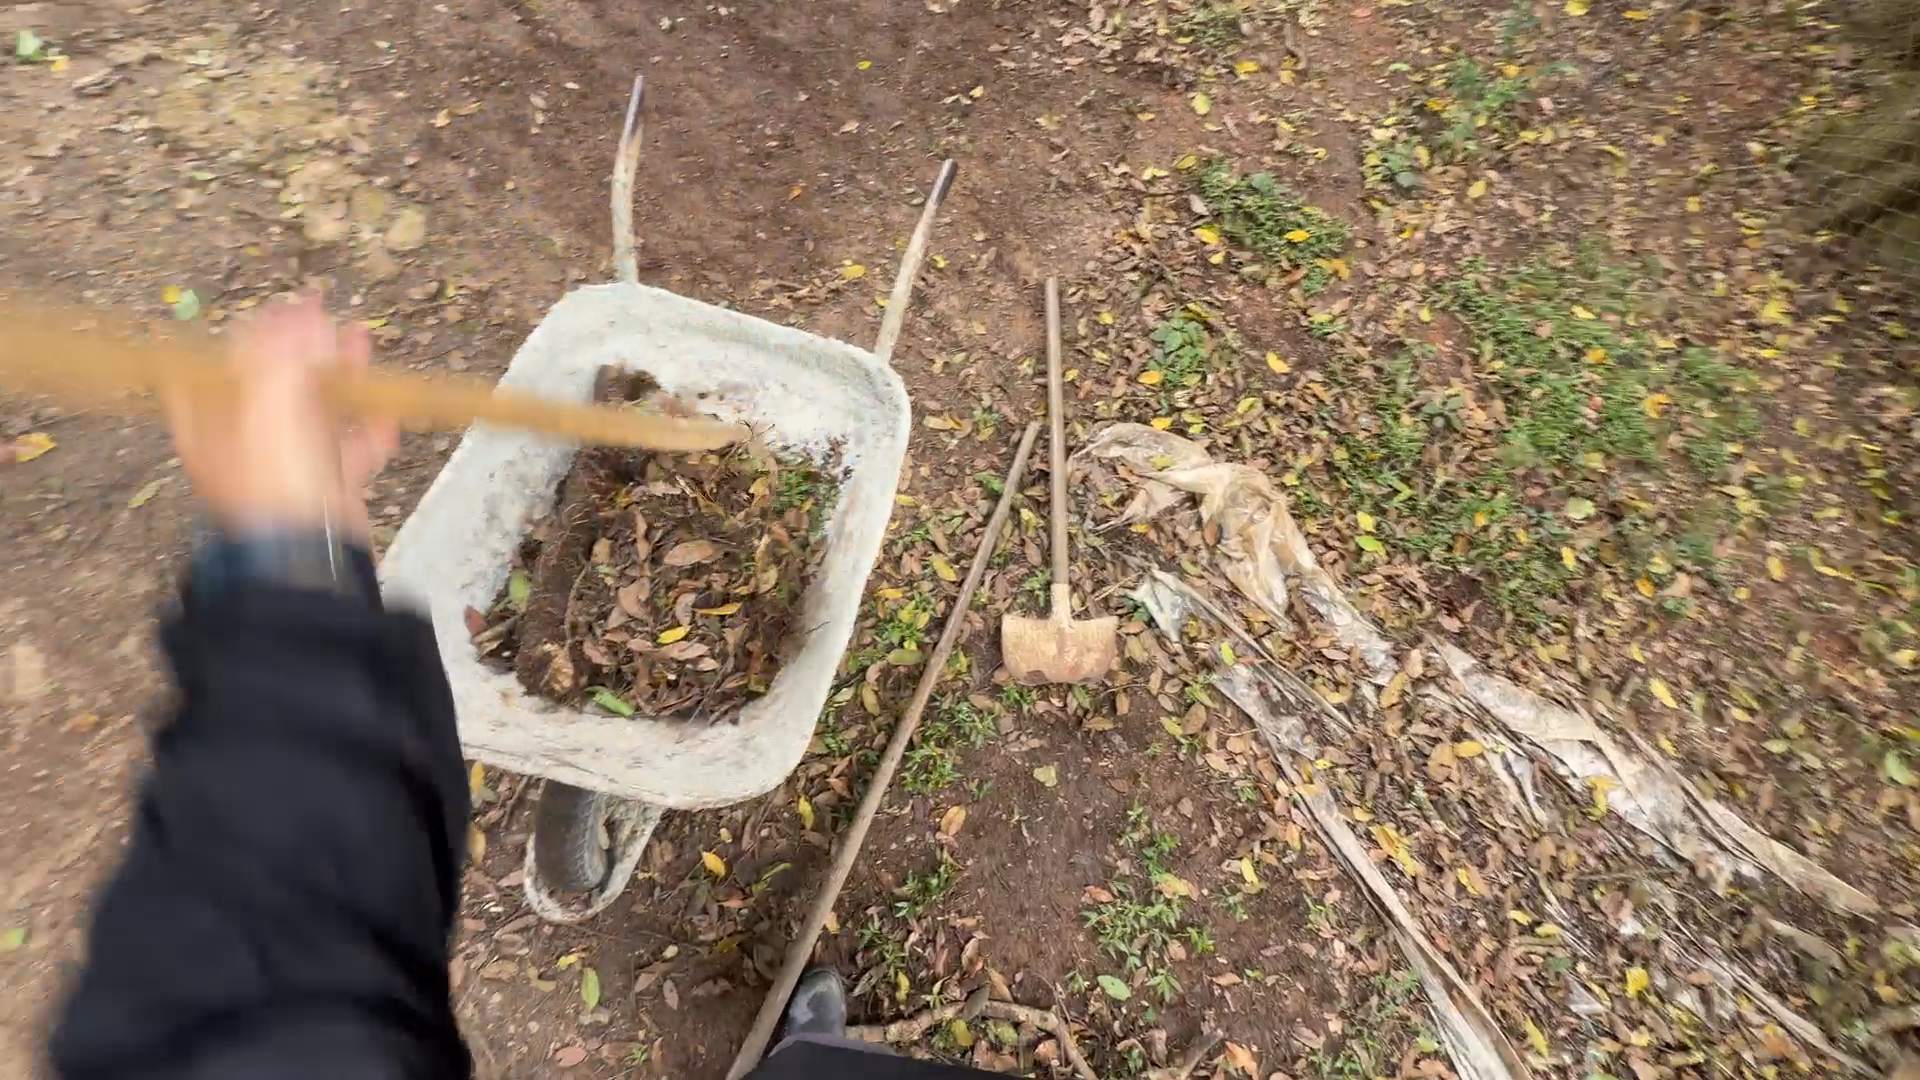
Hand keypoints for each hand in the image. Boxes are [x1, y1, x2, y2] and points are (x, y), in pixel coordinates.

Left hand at [165, 294, 397, 540]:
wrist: (311, 546)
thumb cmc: (279, 482)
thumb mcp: (273, 408)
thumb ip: (287, 360)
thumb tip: (304, 320)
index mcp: (213, 417)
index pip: (227, 357)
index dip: (258, 328)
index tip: (290, 304)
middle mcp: (246, 436)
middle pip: (275, 379)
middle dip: (304, 345)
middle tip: (326, 313)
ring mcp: (289, 460)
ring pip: (318, 407)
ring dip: (343, 374)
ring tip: (362, 342)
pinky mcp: (328, 481)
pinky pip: (352, 444)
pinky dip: (371, 425)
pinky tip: (389, 409)